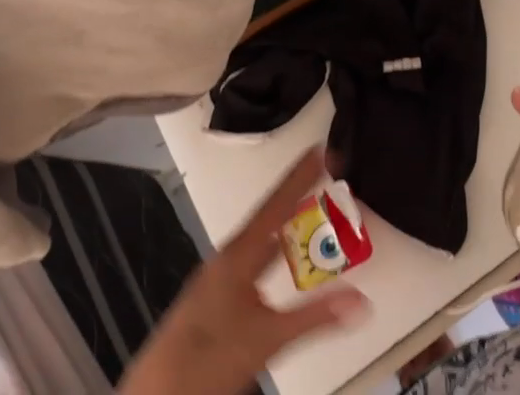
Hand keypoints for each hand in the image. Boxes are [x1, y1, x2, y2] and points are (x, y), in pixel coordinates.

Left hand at [120, 150, 368, 394]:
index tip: (322, 149)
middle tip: (326, 175)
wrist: (157, 394)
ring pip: (262, 242)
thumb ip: (315, 317)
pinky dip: (278, 253)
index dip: (299, 177)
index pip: (275, 206)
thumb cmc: (206, 359)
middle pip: (269, 219)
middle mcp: (226, 261)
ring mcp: (219, 281)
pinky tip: (288, 262)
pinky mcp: (218, 300)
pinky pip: (257, 262)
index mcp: (236, 257)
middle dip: (298, 197)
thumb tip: (361, 300)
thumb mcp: (266, 339)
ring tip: (315, 211)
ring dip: (288, 226)